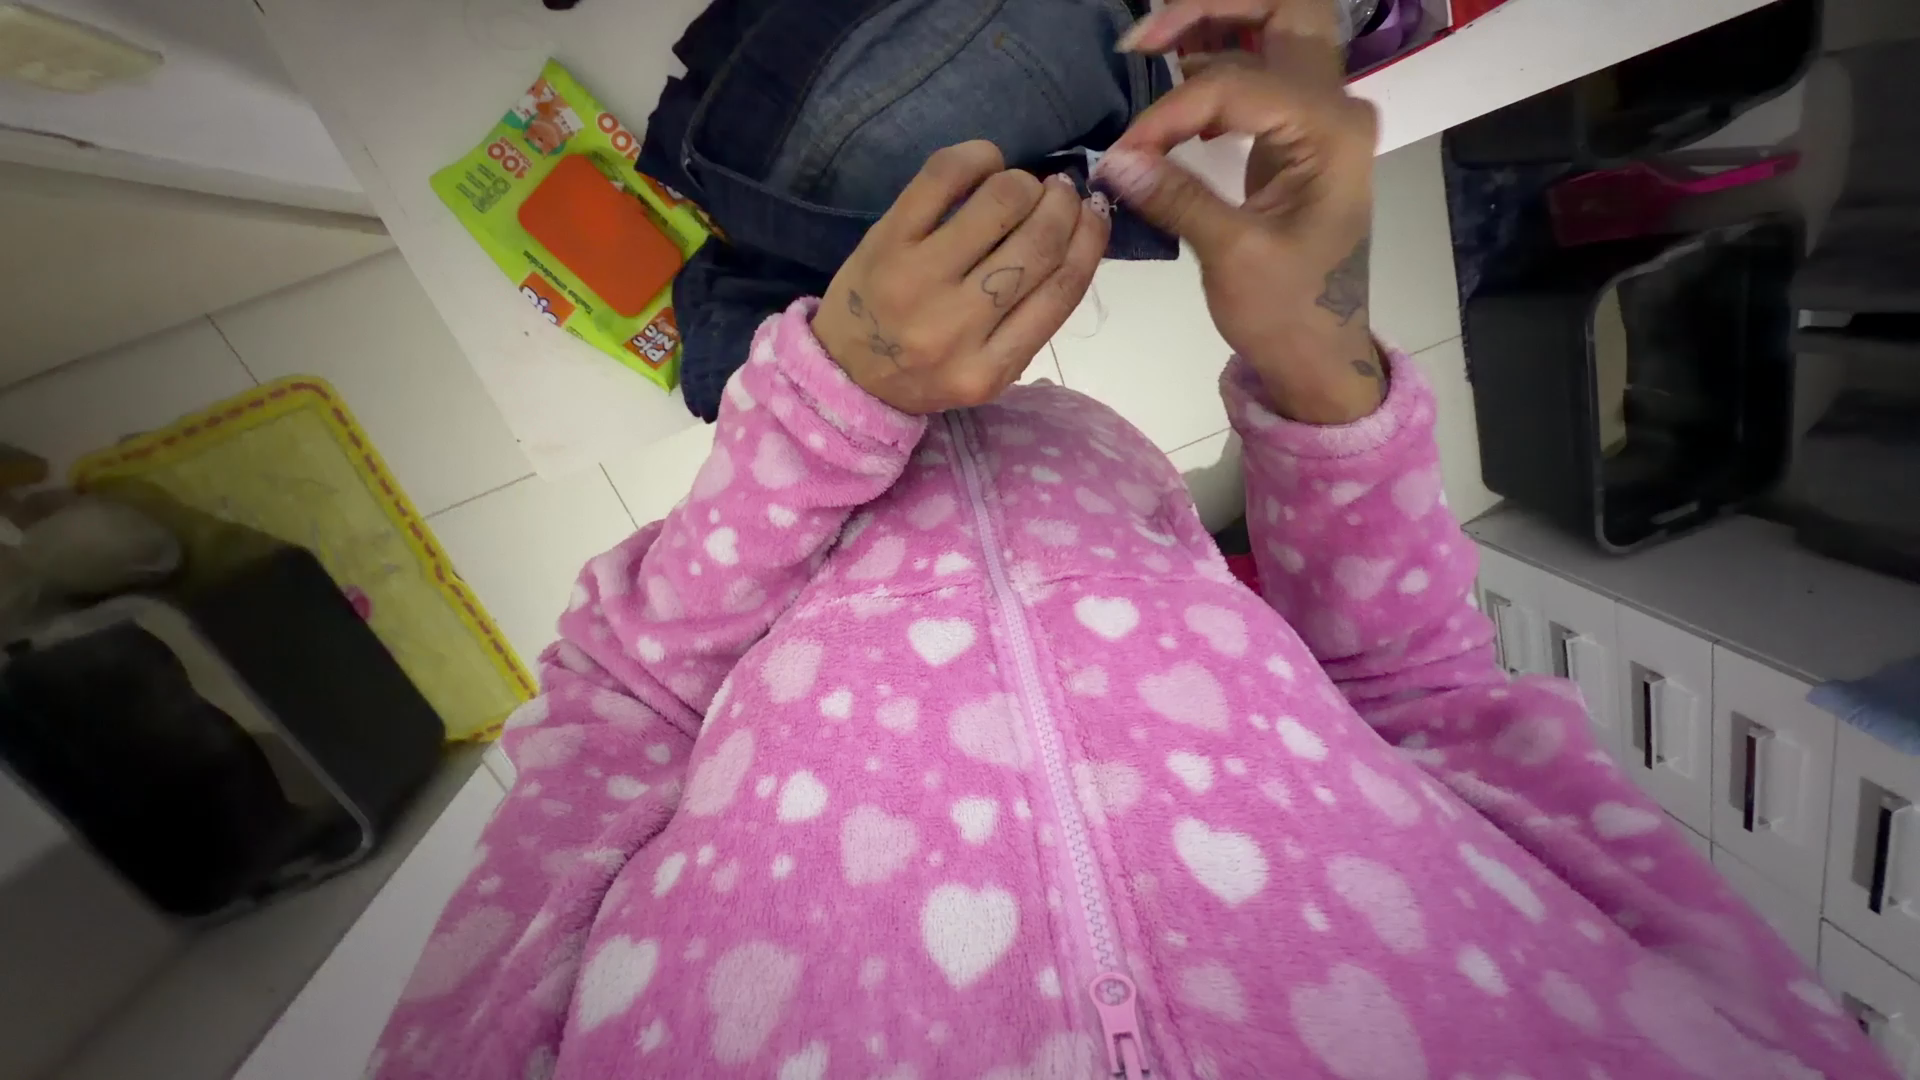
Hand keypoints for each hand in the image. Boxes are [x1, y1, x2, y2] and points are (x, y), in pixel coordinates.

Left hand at [812, 141, 1110, 414]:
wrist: (846, 374)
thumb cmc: (925, 372)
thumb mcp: (986, 371)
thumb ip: (1030, 320)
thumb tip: (1078, 234)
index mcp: (989, 370)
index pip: (1061, 291)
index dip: (1090, 240)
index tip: (1094, 215)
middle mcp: (956, 328)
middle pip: (1039, 243)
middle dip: (1063, 205)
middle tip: (1060, 194)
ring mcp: (917, 281)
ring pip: (1000, 203)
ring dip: (1025, 183)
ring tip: (1021, 188)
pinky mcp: (886, 241)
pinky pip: (943, 176)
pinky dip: (979, 157)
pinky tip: (986, 165)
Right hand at [1101, 0, 1384, 423]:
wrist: (1318, 350)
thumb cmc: (1286, 310)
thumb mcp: (1232, 257)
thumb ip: (1176, 199)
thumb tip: (1112, 161)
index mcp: (1330, 130)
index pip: (1237, 84)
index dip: (1169, 112)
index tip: (1121, 154)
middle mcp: (1334, 106)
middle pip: (1282, 12)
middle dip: (1210, 10)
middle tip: (1143, 36)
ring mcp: (1319, 119)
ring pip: (1274, 34)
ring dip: (1214, 29)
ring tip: (1149, 46)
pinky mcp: (1297, 140)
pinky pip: (1260, 78)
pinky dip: (1217, 69)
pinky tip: (1176, 91)